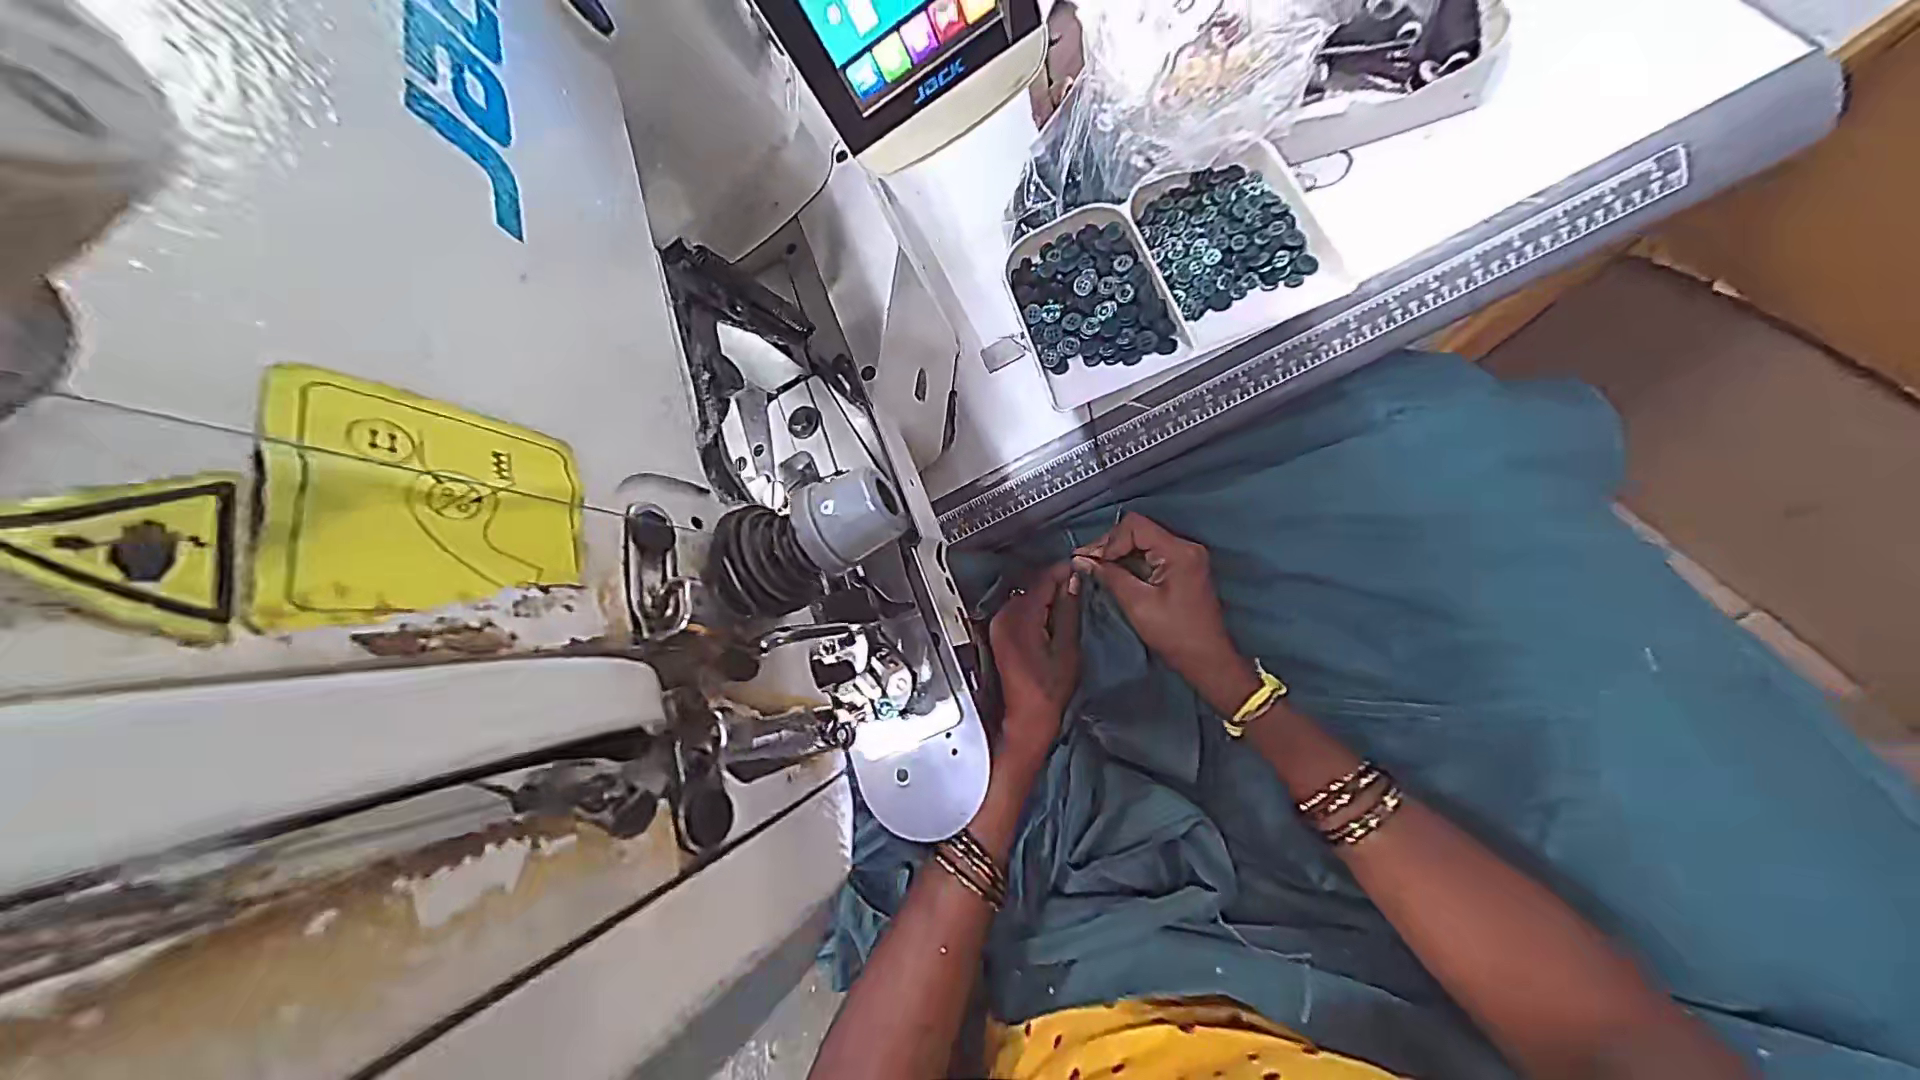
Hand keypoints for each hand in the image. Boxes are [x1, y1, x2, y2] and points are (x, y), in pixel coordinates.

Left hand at [988, 561, 1081, 761]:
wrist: (1027, 718)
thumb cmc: (1049, 690)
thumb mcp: (1067, 648)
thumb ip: (1068, 611)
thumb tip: (1072, 582)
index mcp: (1019, 618)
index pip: (1042, 580)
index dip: (1063, 570)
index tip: (1080, 566)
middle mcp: (1003, 616)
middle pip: (1032, 587)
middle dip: (1056, 582)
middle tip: (1080, 582)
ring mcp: (998, 625)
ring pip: (1026, 597)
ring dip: (1047, 595)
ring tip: (1071, 598)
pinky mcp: (999, 634)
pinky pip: (1020, 610)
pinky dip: (1037, 608)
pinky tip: (1053, 615)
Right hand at [1073, 513, 1253, 706]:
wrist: (1206, 658)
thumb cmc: (1173, 633)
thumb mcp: (1137, 604)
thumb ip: (1110, 576)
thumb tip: (1081, 560)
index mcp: (1178, 552)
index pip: (1135, 526)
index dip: (1109, 541)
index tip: (1093, 562)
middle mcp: (1185, 546)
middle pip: (1139, 530)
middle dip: (1111, 545)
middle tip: (1086, 563)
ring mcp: (1186, 556)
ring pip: (1143, 541)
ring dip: (1119, 553)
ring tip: (1096, 568)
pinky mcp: (1183, 567)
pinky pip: (1151, 553)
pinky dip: (1131, 560)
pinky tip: (1114, 572)